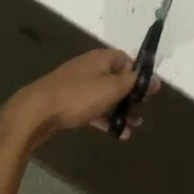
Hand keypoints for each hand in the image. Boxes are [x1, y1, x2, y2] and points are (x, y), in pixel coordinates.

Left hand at [0, 48, 157, 145]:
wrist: (37, 112)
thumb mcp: (111, 88)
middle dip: (131, 97)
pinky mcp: (69, 102)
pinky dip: (105, 119)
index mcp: (101, 58)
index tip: (148, 93)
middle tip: (141, 114)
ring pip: (106, 96)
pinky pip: (93, 108)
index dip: (138, 75)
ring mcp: (78, 85)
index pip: (126, 60)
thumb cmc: (78, 97)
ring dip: (120, 110)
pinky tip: (116, 134)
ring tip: (133, 127)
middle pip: (117, 79)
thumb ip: (134, 83)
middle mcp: (90, 68)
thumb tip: (156, 79)